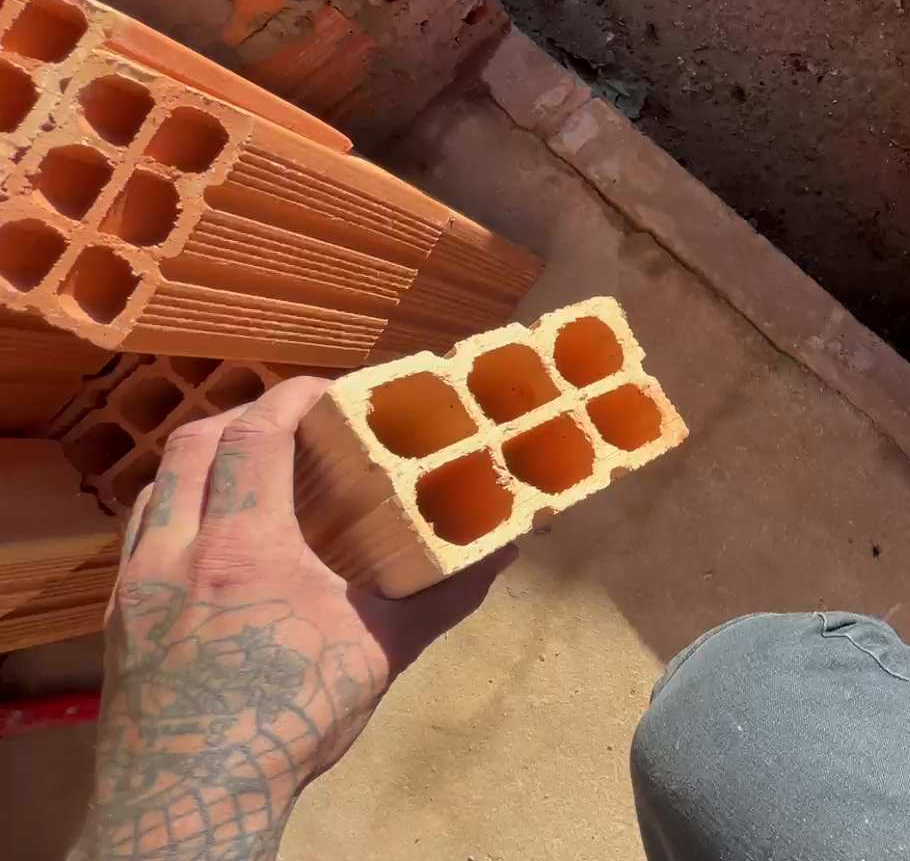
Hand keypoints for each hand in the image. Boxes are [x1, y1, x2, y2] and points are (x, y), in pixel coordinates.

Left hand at [72, 378, 513, 860]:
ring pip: (156, 487)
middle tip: (297, 415)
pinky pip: (143, 530)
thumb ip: (448, 592)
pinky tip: (225, 528)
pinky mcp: (122, 618)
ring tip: (260, 461)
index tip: (329, 388)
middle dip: (243, 414)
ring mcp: (138, 586)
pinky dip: (183, 501)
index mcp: (246, 548)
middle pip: (190, 448)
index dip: (287, 398)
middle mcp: (178, 553)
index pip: (251, 441)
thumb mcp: (387, 646)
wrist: (190, 799)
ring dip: (207, 456)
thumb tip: (509, 551)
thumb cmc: (297, 711)